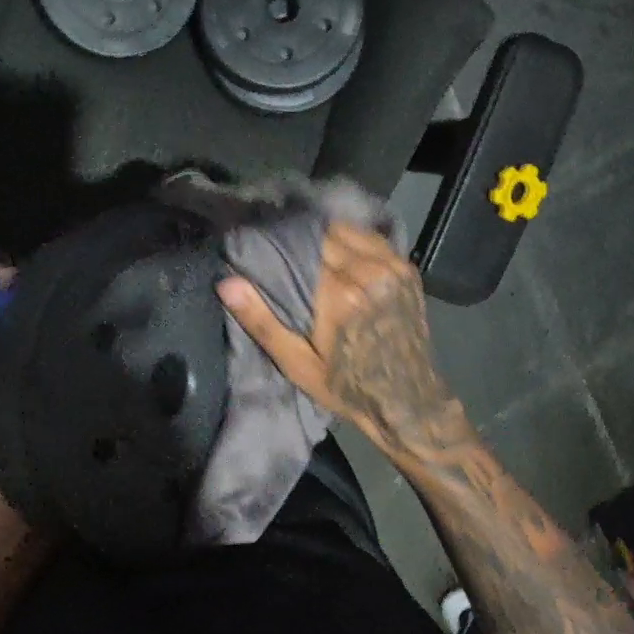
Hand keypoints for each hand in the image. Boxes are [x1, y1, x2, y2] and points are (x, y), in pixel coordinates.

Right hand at [216, 222, 471, 461]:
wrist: (406, 400)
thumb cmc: (346, 388)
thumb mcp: (297, 364)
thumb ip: (262, 321)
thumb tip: (227, 283)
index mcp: (340, 297)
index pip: (299, 250)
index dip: (276, 247)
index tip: (257, 249)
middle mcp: (369, 274)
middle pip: (323, 238)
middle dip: (298, 240)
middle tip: (278, 250)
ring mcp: (392, 268)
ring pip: (347, 233)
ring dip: (324, 236)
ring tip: (304, 247)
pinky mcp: (406, 269)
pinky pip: (371, 239)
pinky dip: (351, 240)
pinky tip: (337, 251)